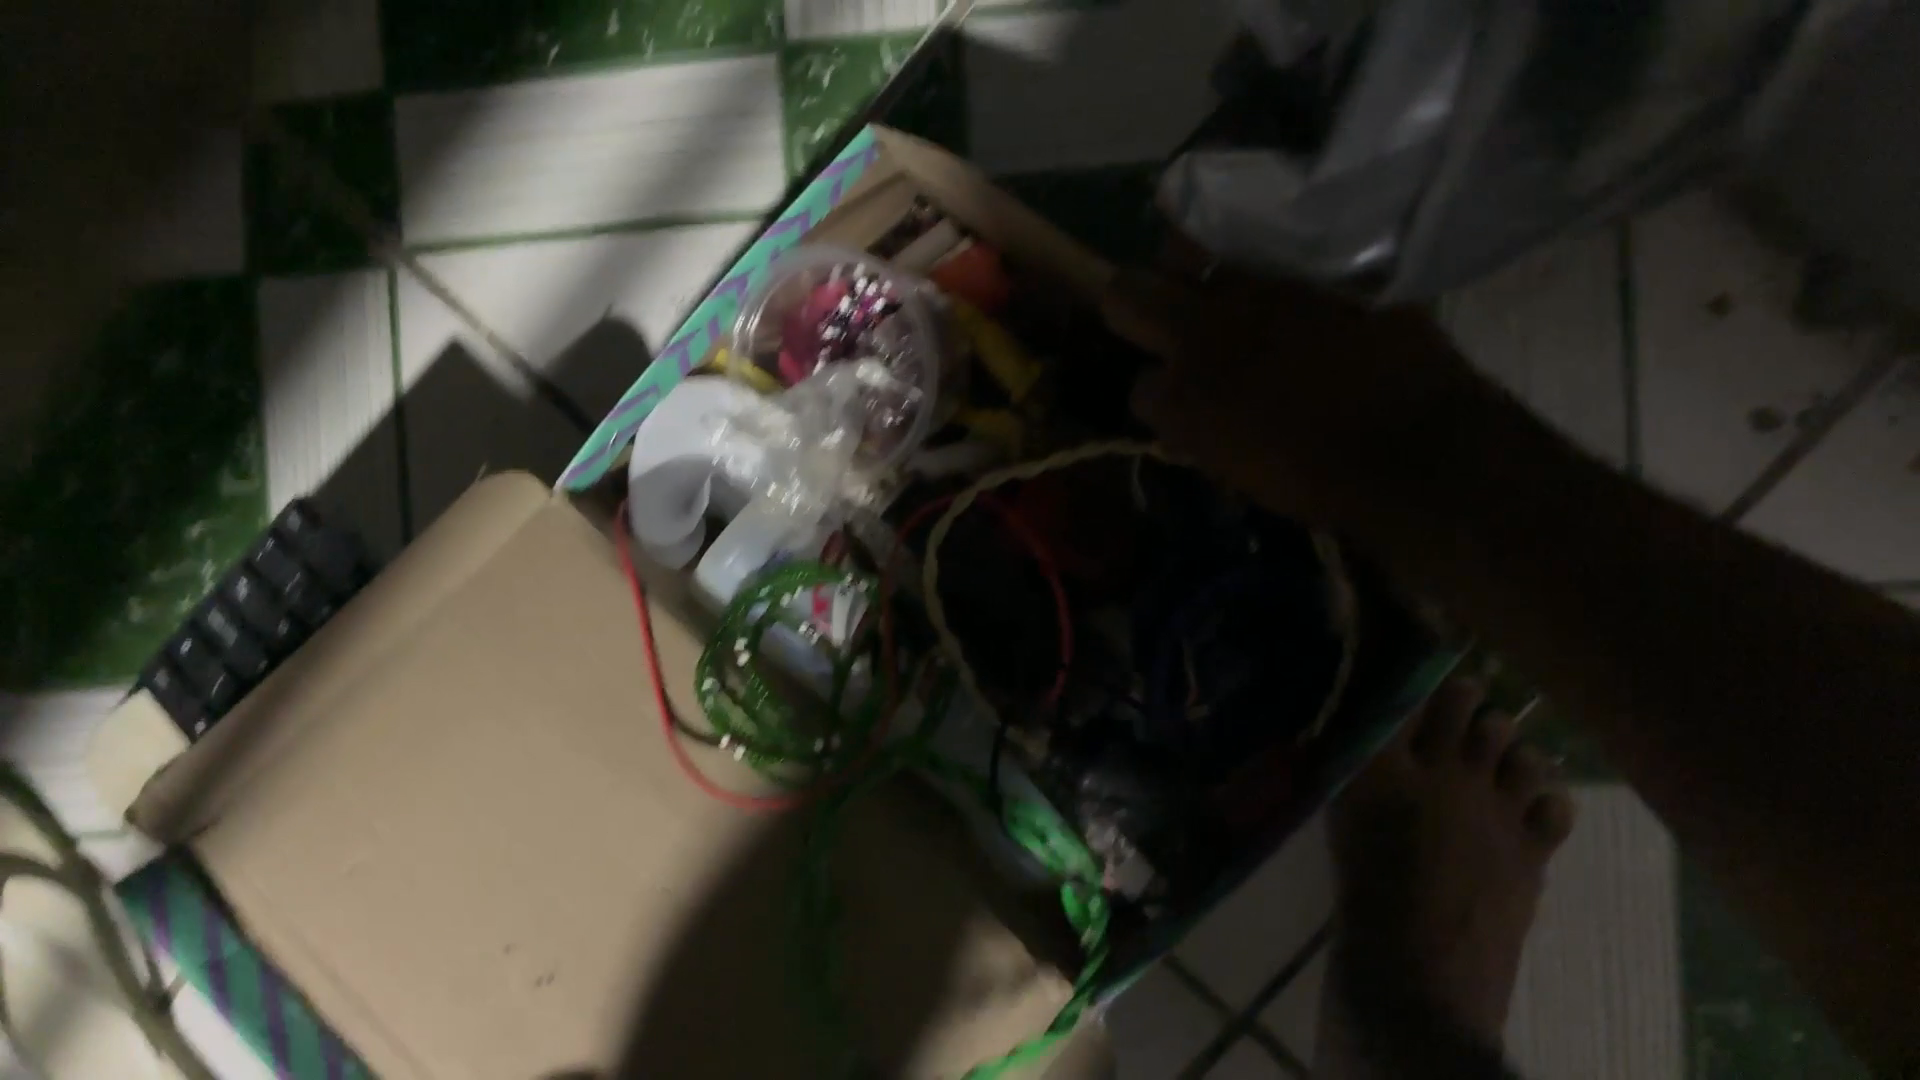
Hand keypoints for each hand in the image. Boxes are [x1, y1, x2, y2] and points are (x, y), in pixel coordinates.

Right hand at [1100, 267, 1504, 527]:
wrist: (1417, 450)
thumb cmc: (1321, 479)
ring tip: (1210, 284)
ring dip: (1185, 267)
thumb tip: (1179, 412)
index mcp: (1182, 396)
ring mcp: (1254, 293)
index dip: (1155, 390)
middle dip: (1132, 307)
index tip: (1176, 396)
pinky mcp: (1306, 270)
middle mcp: (1203, 333)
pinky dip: (1253, 262)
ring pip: (1184, 249)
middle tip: (1160, 318)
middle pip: (1127, 295)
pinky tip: (1273, 282)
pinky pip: (1257, 246)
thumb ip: (1194, 433)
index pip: (1137, 384)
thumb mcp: (1235, 470)